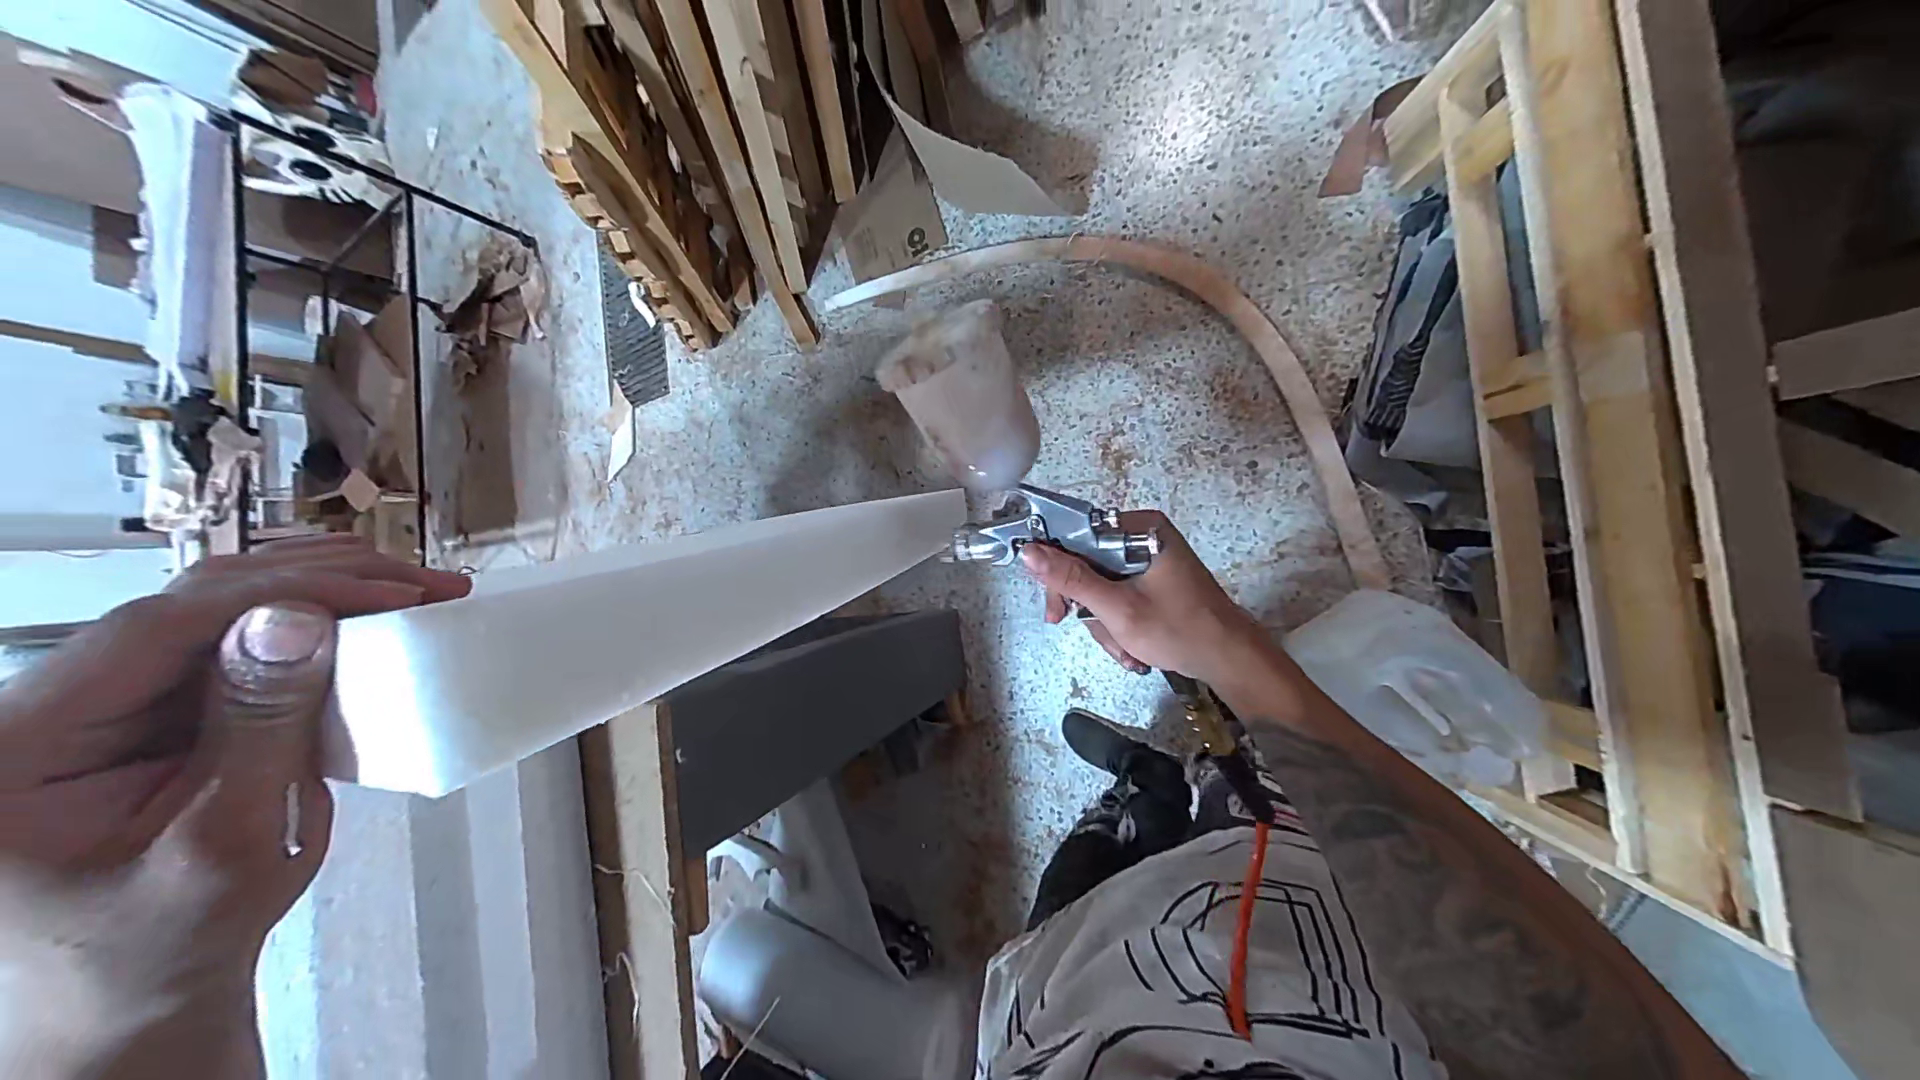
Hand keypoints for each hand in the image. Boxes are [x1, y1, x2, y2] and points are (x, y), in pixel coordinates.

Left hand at [0, 534, 469, 1076]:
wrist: (143, 986)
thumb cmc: (178, 932)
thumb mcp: (226, 837)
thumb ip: (257, 726)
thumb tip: (294, 618)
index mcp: (23, 741)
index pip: (160, 626)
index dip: (285, 592)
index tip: (395, 594)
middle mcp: (54, 702)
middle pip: (190, 598)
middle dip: (319, 577)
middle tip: (426, 583)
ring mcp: (111, 700)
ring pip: (217, 602)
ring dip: (323, 583)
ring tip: (411, 584)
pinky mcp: (164, 705)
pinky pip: (237, 635)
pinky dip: (313, 610)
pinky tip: (362, 600)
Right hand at [1019, 510, 1268, 684]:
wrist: (1229, 659)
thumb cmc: (1178, 630)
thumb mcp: (1117, 608)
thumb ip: (1071, 579)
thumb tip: (1029, 552)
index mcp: (1140, 529)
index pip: (1078, 535)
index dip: (1056, 567)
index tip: (1054, 603)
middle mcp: (1143, 535)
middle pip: (1085, 561)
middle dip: (1084, 604)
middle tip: (1067, 623)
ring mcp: (1148, 558)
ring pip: (1098, 583)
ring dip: (1102, 621)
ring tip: (1122, 649)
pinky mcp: (1151, 578)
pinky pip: (1115, 593)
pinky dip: (1116, 622)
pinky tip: (1129, 647)